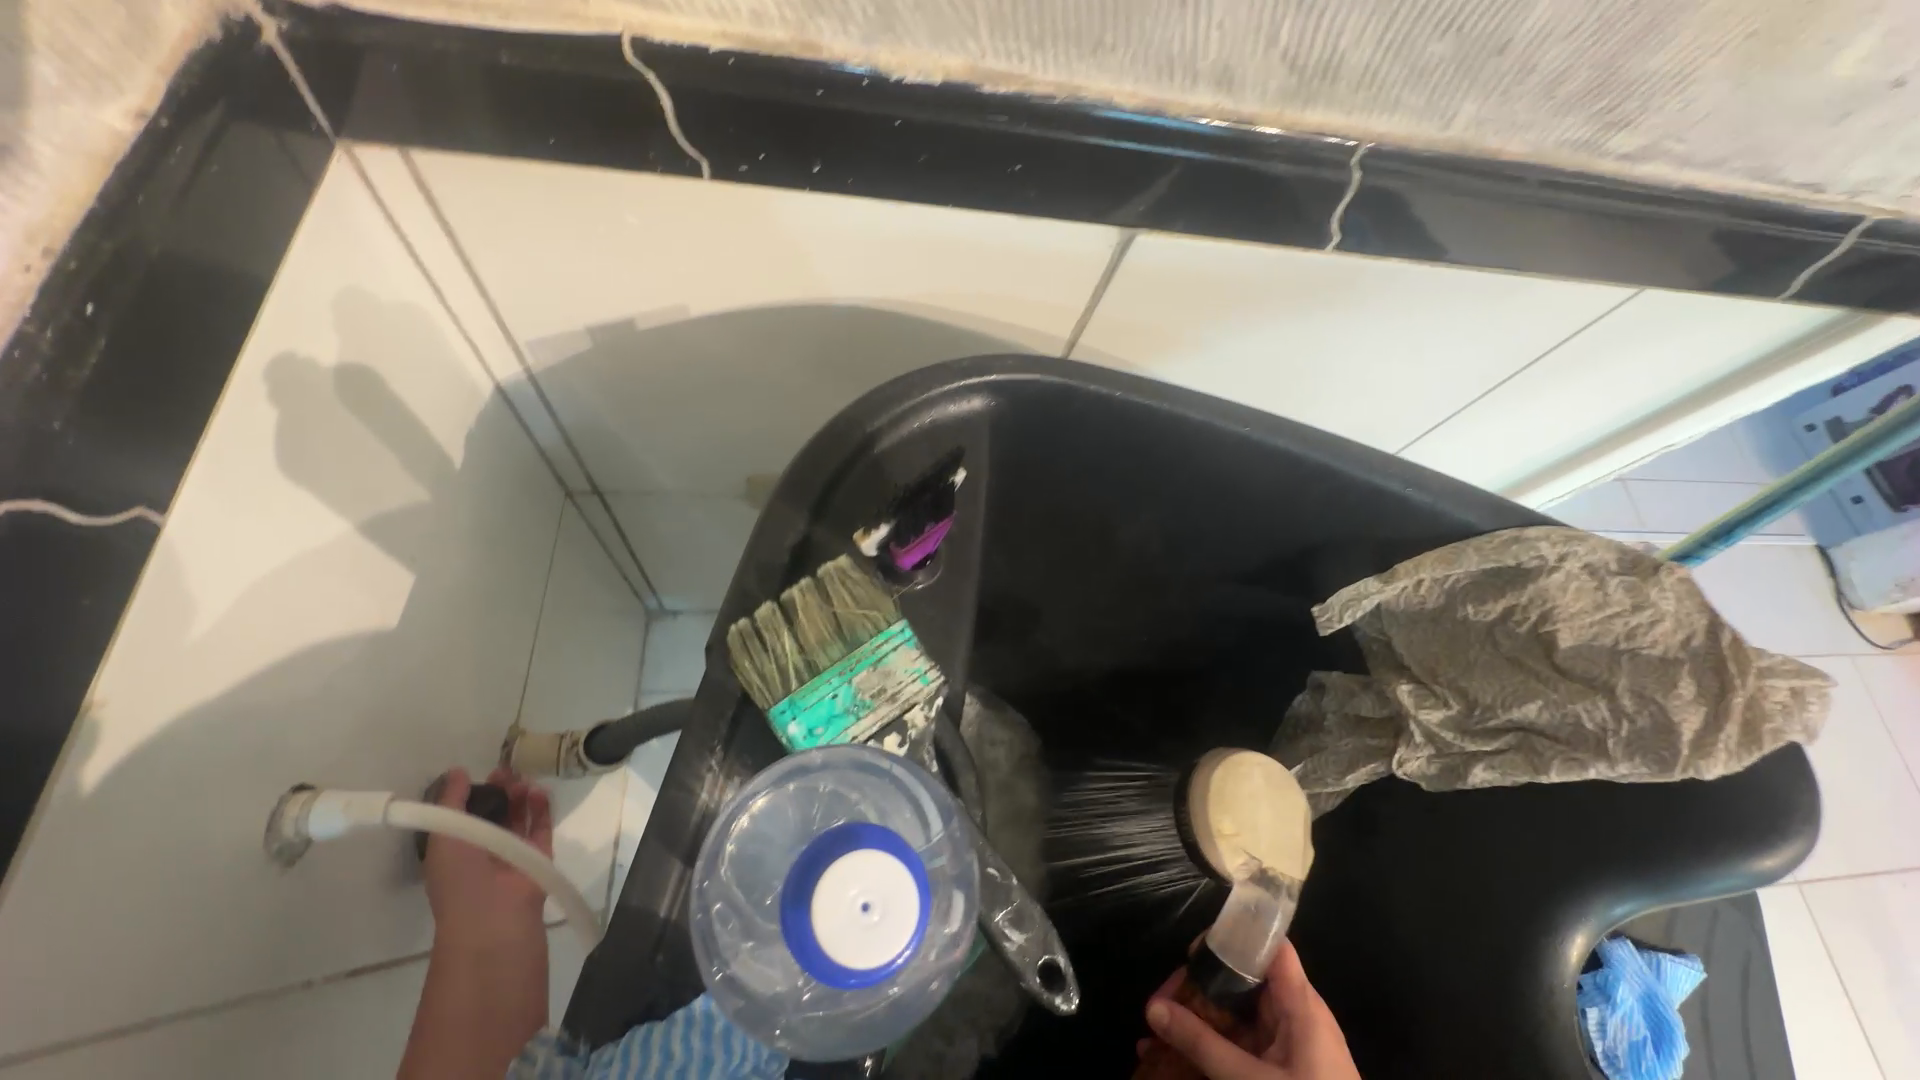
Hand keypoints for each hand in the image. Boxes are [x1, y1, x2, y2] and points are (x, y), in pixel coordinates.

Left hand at [422, 766, 554, 948]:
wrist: (493, 916)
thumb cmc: (458, 878)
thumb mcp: (443, 836)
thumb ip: (450, 801)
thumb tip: (458, 770)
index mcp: (457, 849)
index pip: (466, 815)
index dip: (472, 793)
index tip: (479, 774)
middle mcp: (485, 848)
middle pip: (496, 811)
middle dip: (500, 790)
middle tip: (505, 772)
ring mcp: (515, 850)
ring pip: (520, 815)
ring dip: (521, 795)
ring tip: (521, 780)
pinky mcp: (540, 852)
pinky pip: (542, 824)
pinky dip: (542, 807)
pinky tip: (538, 791)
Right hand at [1141, 940, 1360, 1079]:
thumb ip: (1202, 1044)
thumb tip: (1153, 1007)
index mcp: (1300, 1004)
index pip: (1271, 946)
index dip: (1233, 936)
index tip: (1191, 953)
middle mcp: (1296, 1015)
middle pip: (1245, 979)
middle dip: (1199, 987)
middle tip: (1160, 1004)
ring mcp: (1290, 1044)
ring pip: (1239, 1014)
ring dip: (1199, 1019)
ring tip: (1156, 1031)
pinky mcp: (1284, 1069)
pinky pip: (1243, 1044)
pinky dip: (1213, 1045)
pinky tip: (1174, 1058)